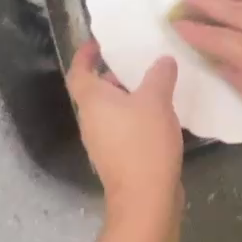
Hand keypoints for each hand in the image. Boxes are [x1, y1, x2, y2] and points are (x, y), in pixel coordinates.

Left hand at [67, 41, 183, 221]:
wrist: (145, 197)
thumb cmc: (144, 142)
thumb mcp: (157, 101)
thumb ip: (160, 76)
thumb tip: (162, 60)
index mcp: (92, 101)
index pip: (79, 72)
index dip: (84, 55)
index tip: (97, 44)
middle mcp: (90, 120)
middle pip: (95, 92)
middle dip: (113, 76)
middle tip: (136, 63)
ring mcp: (101, 142)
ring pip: (110, 111)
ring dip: (126, 98)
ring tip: (153, 87)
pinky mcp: (116, 159)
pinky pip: (121, 128)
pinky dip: (134, 117)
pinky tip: (158, 117)